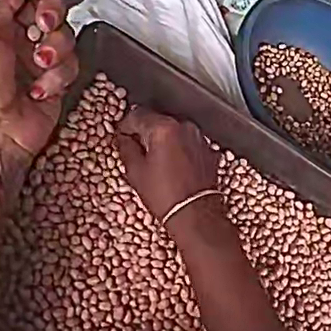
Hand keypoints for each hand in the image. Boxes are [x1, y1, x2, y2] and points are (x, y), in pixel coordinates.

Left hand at [0, 0, 78, 161]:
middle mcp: (15, 38)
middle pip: (49, 8)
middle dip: (51, 14)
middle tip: (42, 24)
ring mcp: (36, 60)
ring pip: (65, 36)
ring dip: (55, 49)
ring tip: (39, 63)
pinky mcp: (54, 81)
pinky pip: (71, 66)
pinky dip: (58, 77)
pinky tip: (39, 88)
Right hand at [114, 105, 221, 225]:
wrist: (196, 215)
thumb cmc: (166, 196)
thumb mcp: (137, 172)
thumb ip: (127, 148)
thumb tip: (124, 139)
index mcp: (164, 129)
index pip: (138, 115)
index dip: (126, 125)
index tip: (122, 134)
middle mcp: (185, 128)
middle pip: (159, 121)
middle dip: (146, 132)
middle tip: (136, 147)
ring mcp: (200, 139)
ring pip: (175, 131)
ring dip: (164, 140)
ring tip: (155, 159)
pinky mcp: (209, 151)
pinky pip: (188, 143)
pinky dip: (179, 148)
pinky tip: (172, 165)